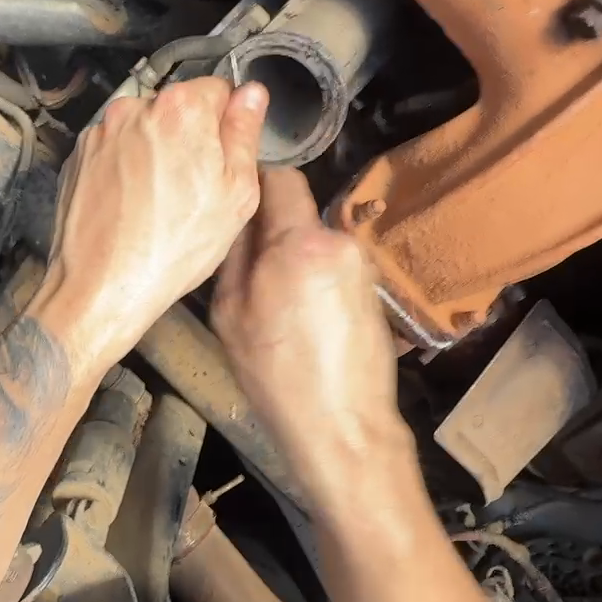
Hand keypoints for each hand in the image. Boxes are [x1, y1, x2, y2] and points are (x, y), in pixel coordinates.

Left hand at [29, 78, 267, 368]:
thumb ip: (244, 134)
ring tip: (157, 206)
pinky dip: (123, 172)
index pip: (217, 91)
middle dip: (187, 140)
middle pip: (175, 110)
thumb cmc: (171, 249)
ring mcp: (100, 134)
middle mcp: (134, 109)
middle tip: (191, 191)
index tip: (222, 160)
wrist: (101, 286)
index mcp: (181, 108)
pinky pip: (113, 153)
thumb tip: (251, 96)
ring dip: (153, 156)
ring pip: (142, 132)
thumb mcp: (235, 195)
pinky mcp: (77, 159)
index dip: (225, 126)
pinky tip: (131, 209)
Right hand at [211, 168, 408, 488]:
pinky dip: (310, 277)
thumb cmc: (276, 374)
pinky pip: (329, 265)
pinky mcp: (372, 287)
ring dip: (289, 257)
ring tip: (268, 301)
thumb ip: (232, 255)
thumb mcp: (230, 314)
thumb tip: (236, 218)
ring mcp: (361, 264)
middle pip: (295, 212)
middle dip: (268, 231)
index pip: (281, 177)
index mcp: (300, 243)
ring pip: (311, 240)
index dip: (254, 182)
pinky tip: (297, 317)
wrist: (342, 424)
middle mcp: (339, 241)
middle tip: (241, 267)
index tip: (232, 203)